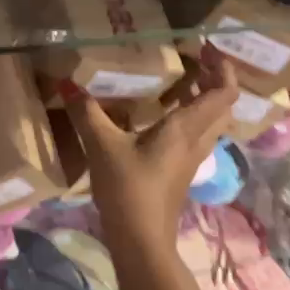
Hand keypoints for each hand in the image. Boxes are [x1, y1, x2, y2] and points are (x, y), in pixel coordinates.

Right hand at [65, 46, 239, 246]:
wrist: (141, 240)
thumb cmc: (128, 189)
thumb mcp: (102, 147)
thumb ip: (86, 113)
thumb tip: (66, 83)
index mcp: (186, 128)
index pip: (224, 93)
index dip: (223, 68)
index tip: (208, 48)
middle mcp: (196, 141)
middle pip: (221, 106)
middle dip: (213, 81)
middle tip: (193, 63)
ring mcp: (191, 160)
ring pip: (210, 123)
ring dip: (202, 101)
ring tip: (178, 85)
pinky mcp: (180, 174)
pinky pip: (194, 138)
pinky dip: (187, 121)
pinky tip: (159, 121)